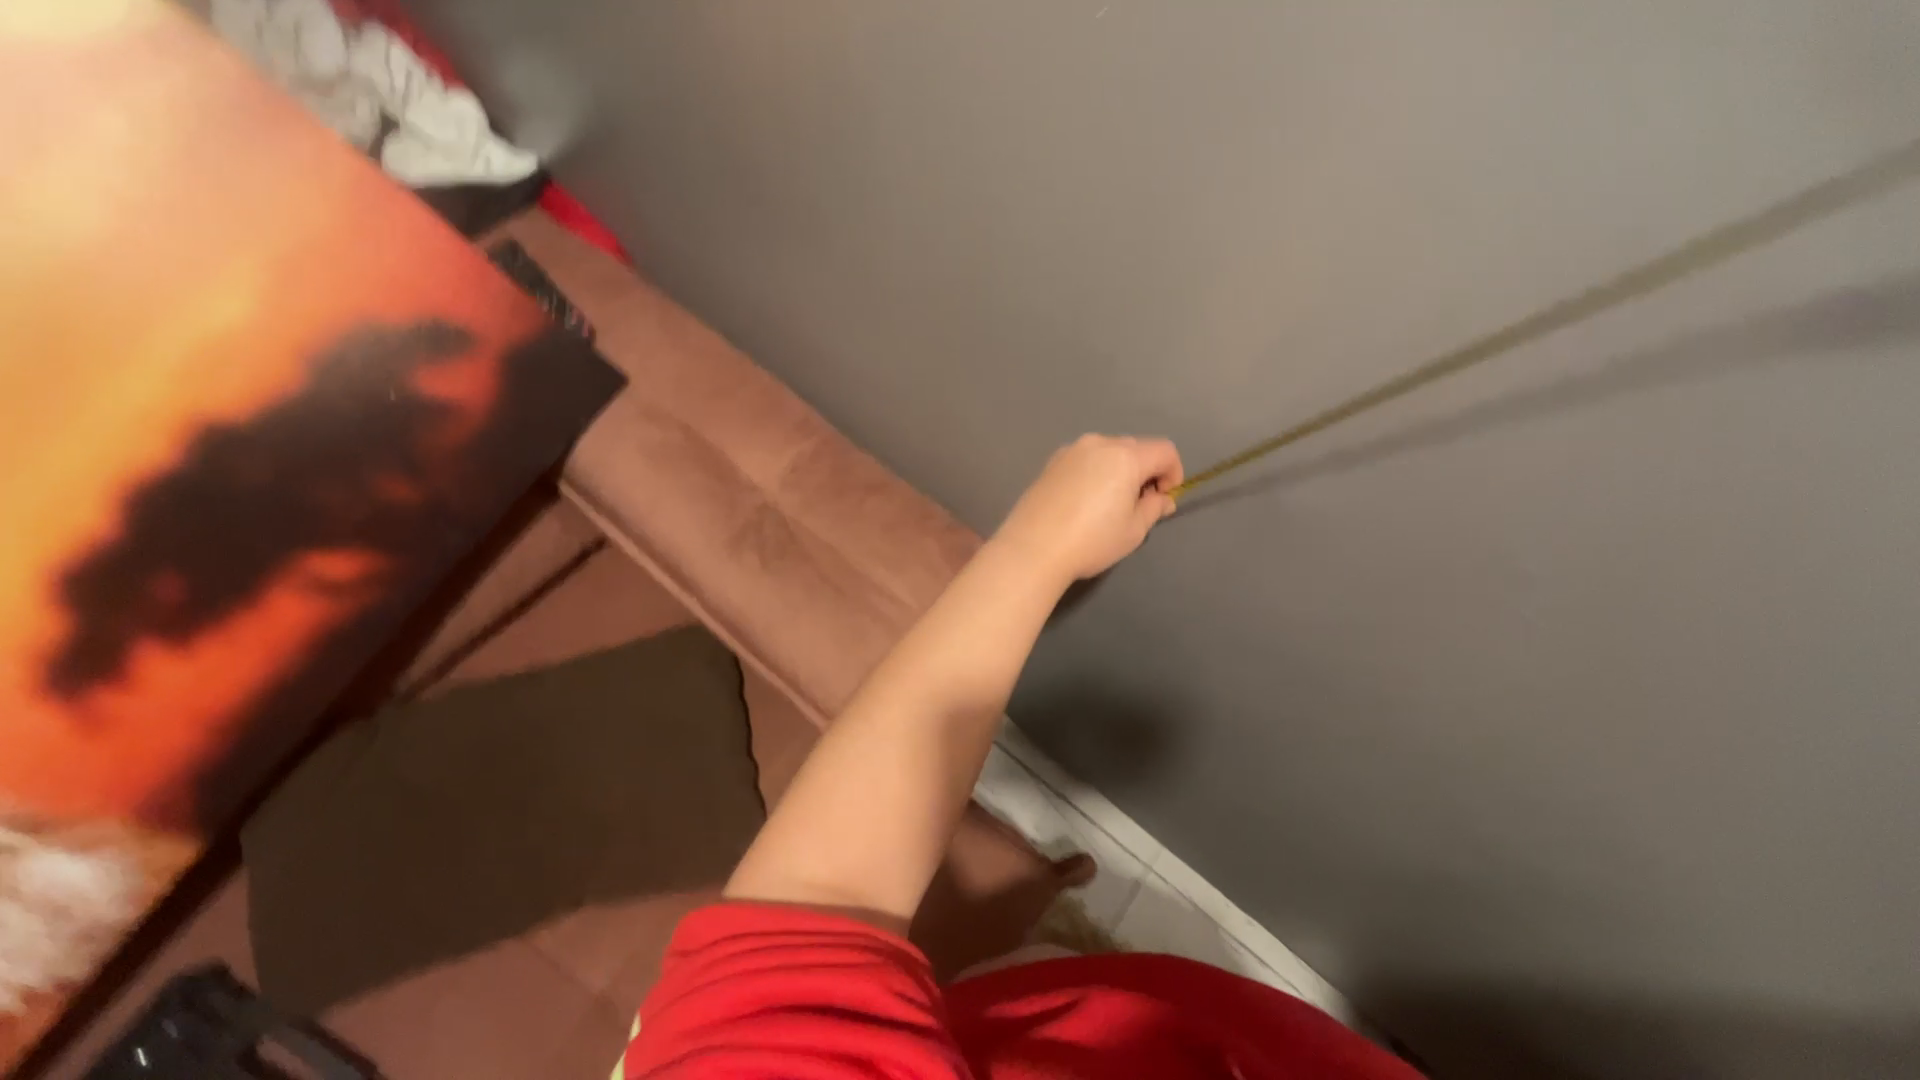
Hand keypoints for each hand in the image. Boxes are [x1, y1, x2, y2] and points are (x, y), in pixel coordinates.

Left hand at [993, 434, 1182, 583]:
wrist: (1033, 548)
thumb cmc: (1091, 541)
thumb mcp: (1133, 530)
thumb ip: (1153, 508)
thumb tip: (1162, 499)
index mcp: (1125, 456)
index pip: (1164, 451)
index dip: (1173, 473)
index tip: (1163, 499)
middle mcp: (1098, 444)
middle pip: (1135, 448)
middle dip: (1146, 472)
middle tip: (1138, 505)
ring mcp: (1071, 450)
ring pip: (1108, 452)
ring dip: (1119, 471)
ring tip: (1109, 504)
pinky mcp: (1051, 462)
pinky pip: (1084, 460)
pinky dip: (1095, 473)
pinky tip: (1084, 502)